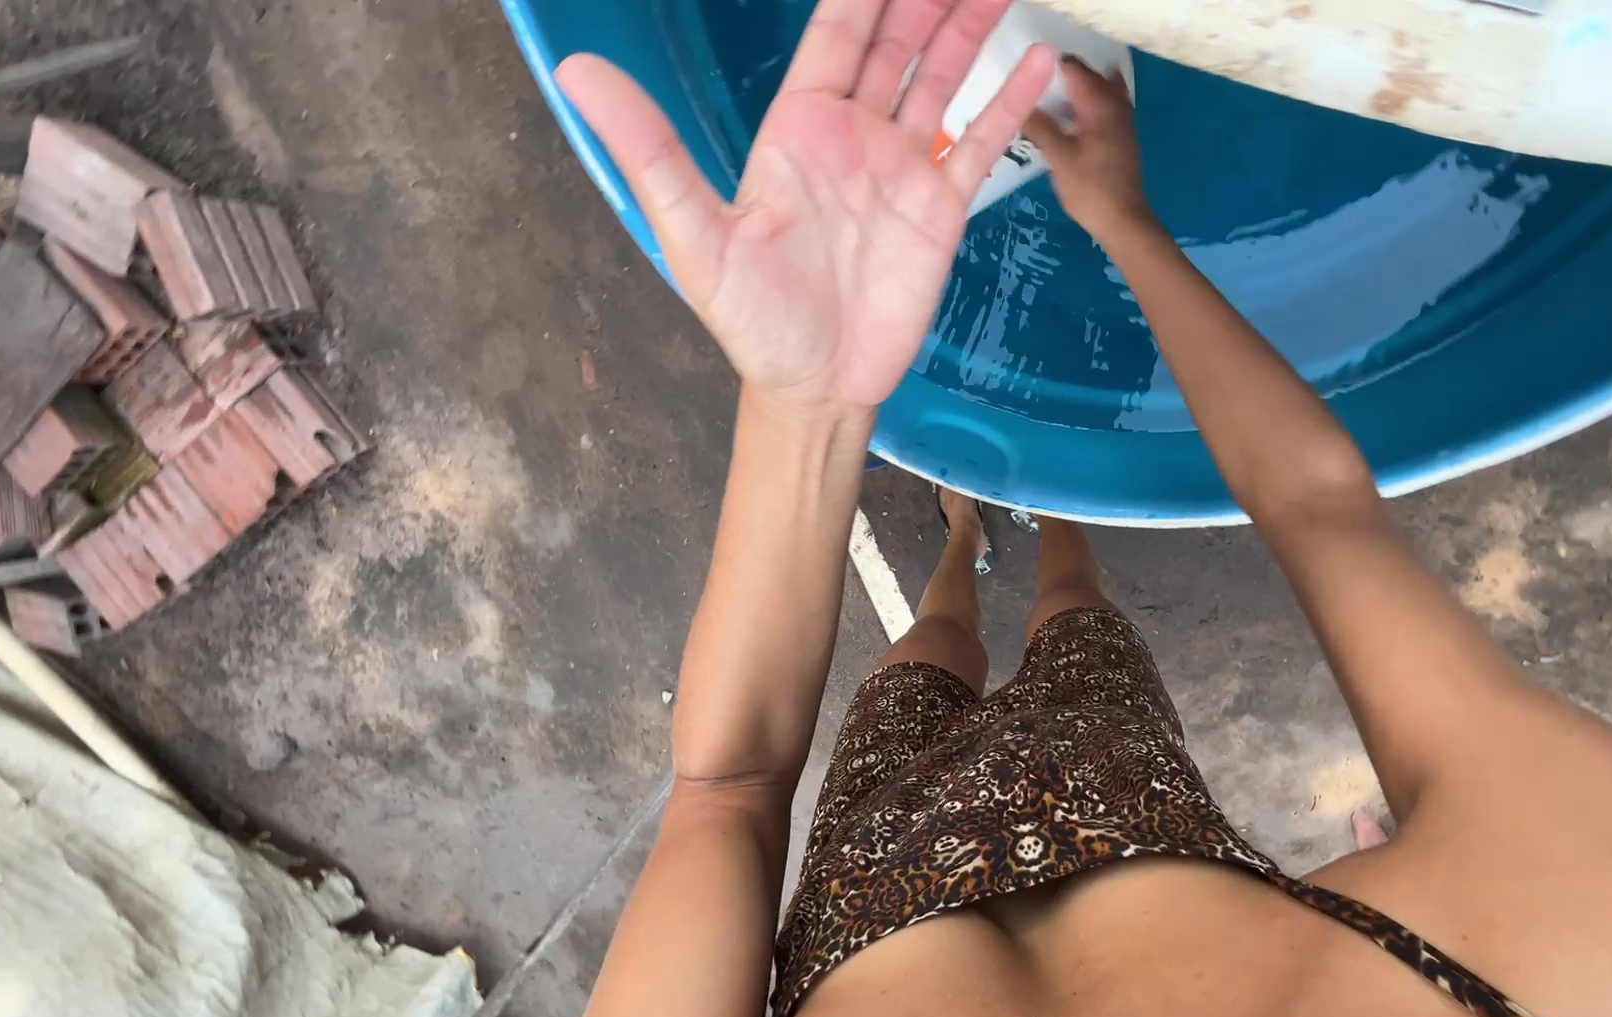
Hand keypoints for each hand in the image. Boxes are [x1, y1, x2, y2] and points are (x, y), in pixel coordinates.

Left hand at [558, 0, 1055, 412]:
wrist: (816, 385)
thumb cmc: (756, 321)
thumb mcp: (697, 239)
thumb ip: (654, 152)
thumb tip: (575, 65)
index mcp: (797, 130)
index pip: (838, 31)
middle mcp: (853, 138)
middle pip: (897, 41)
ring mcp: (900, 172)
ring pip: (942, 79)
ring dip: (970, 27)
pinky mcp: (940, 212)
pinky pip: (977, 145)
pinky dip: (1008, 104)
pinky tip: (1036, 62)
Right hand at [1023, 59, 1156, 240]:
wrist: (1122, 219)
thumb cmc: (1089, 188)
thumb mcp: (1059, 158)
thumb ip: (1041, 128)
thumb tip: (1022, 107)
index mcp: (1099, 102)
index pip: (1074, 68)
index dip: (1050, 68)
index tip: (1028, 78)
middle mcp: (1115, 104)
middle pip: (1090, 77)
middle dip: (1066, 79)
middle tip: (1038, 93)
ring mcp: (1123, 121)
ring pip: (1102, 92)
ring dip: (1080, 94)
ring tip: (1055, 105)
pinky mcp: (1123, 139)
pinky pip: (1106, 110)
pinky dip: (1090, 109)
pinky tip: (1073, 125)